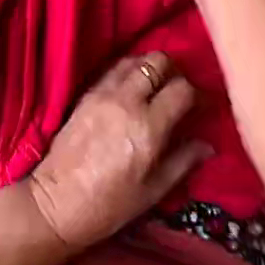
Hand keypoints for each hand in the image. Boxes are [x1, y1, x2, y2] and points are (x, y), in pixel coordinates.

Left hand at [27, 53, 212, 251]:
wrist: (57, 202)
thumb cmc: (108, 205)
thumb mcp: (152, 191)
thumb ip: (182, 161)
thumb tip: (207, 145)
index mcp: (148, 128)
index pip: (182, 90)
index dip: (197, 93)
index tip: (200, 105)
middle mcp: (127, 102)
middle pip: (157, 62)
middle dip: (173, 70)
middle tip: (177, 88)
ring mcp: (103, 94)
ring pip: (133, 60)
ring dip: (149, 67)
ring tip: (155, 85)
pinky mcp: (86, 94)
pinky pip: (113, 69)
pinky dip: (127, 70)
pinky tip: (132, 87)